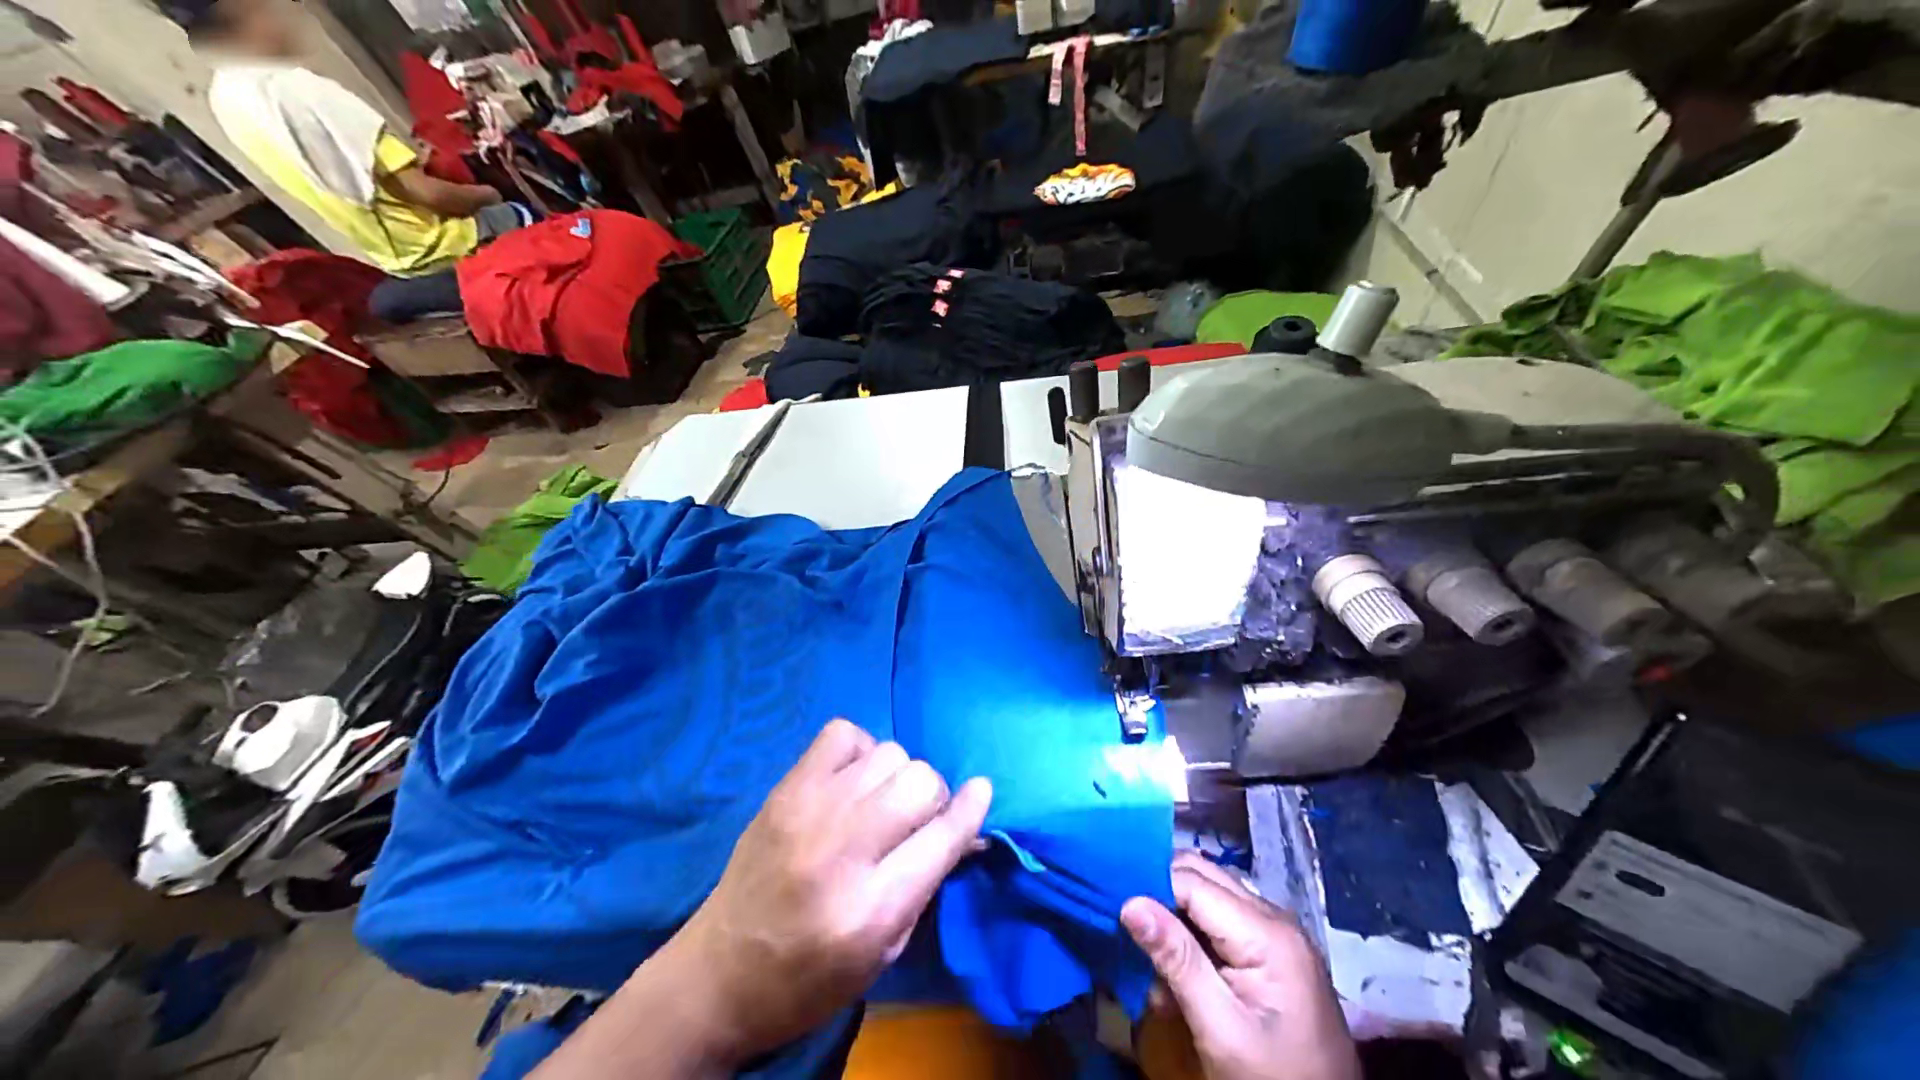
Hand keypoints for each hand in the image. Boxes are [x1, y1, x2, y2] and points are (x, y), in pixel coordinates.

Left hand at [677, 719, 992, 1062]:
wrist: (721, 971)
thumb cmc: (811, 977)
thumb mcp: (884, 951)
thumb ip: (928, 881)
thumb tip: (967, 828)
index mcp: (872, 908)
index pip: (942, 836)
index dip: (971, 811)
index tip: (982, 793)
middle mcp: (842, 849)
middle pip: (920, 782)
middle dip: (932, 799)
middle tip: (916, 822)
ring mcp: (809, 809)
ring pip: (889, 753)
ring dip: (897, 777)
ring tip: (880, 803)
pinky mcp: (784, 788)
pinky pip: (843, 732)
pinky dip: (859, 750)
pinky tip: (851, 780)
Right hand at [1123, 852, 1359, 1079]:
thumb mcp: (1221, 1031)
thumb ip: (1177, 962)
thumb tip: (1129, 902)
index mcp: (1267, 932)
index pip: (1191, 881)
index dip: (1148, 885)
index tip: (1110, 903)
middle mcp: (1274, 918)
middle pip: (1201, 877)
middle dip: (1157, 896)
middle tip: (1123, 927)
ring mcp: (1275, 934)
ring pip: (1207, 896)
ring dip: (1172, 919)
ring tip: (1148, 962)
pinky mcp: (1270, 953)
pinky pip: (1220, 923)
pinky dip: (1191, 938)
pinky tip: (1175, 977)